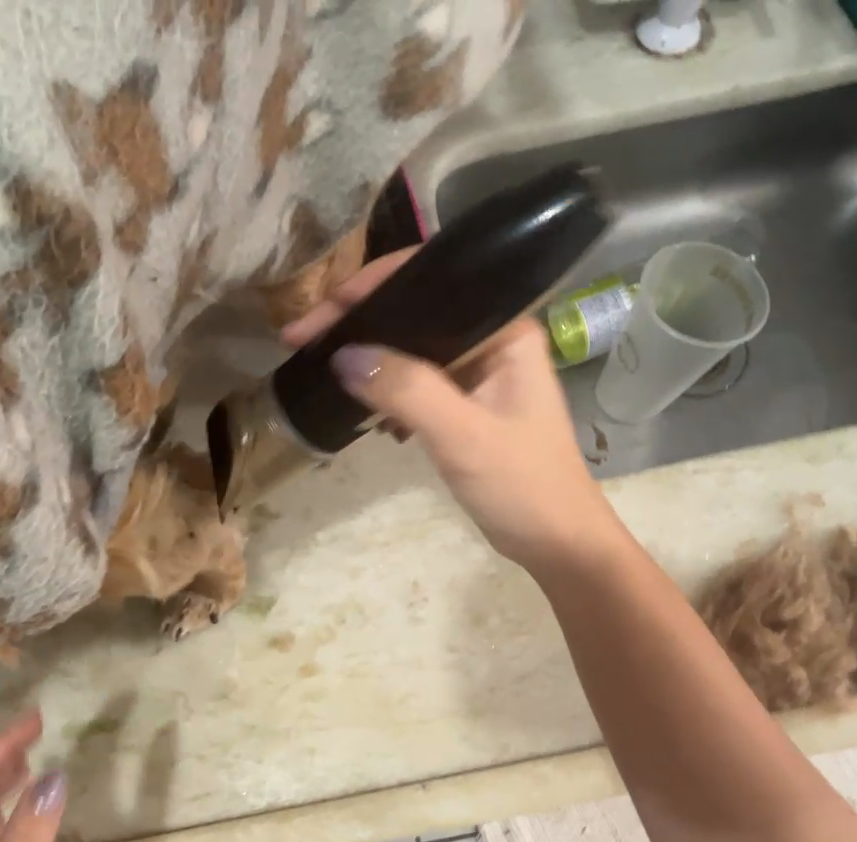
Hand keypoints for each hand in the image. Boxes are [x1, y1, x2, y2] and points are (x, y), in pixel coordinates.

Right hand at [282, 248, 621, 573]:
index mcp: (505, 329)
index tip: (316, 314)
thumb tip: (342, 356)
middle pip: (413, 313)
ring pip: (410, 349)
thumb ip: (406, 390)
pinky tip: (358, 408)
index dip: (368, 289)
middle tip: (299, 340)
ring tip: (315, 366)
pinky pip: (415, 383)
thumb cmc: (523, 486)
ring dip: (367, 357)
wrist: (557, 543)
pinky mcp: (465, 405)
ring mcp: (478, 374)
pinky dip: (385, 391)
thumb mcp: (463, 436)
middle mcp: (492, 340)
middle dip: (357, 322)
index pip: (429, 283)